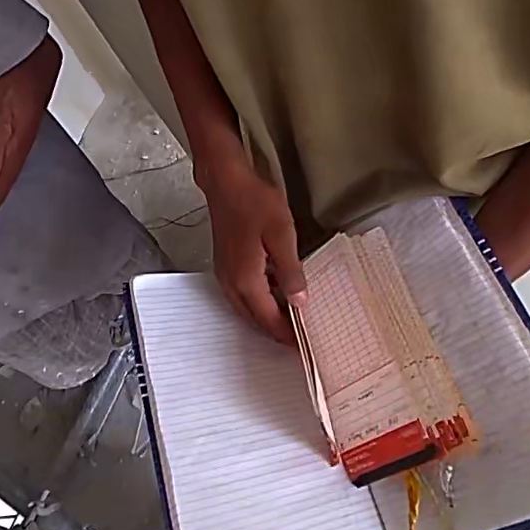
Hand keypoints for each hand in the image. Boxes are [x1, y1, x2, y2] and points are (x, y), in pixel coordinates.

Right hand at [199, 154, 306, 344]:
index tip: (304, 347)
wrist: (226, 183)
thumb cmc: (254, 203)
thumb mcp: (282, 236)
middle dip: (278, 332)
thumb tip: (300, 301)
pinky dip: (260, 302)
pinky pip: (243, 295)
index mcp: (246, 280)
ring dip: (268, 317)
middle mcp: (232, 283)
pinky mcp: (226, 265)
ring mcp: (226, 275)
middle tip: (301, 338)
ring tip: (293, 320)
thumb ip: (291, 271)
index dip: (287, 336)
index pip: (269, 320)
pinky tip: (277, 294)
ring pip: (248, 309)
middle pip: (256, 320)